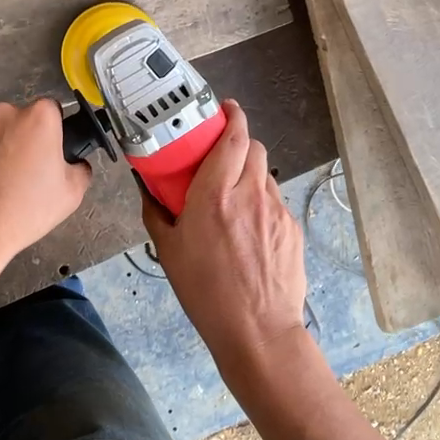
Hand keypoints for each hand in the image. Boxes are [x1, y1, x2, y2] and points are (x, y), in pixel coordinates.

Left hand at [0, 98, 92, 263]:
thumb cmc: (21, 212)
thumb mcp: (71, 195)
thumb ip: (80, 169)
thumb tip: (76, 164)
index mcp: (38, 118)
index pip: (51, 111)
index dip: (51, 133)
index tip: (46, 154)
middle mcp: (2, 113)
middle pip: (17, 121)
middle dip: (20, 141)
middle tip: (20, 175)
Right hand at [141, 99, 307, 371]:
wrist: (258, 331)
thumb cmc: (206, 291)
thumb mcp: (168, 250)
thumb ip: (156, 212)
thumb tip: (147, 188)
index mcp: (215, 193)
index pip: (233, 136)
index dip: (231, 115)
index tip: (224, 108)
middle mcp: (250, 193)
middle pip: (253, 147)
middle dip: (239, 143)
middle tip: (221, 157)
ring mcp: (276, 210)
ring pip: (265, 174)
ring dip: (249, 175)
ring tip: (234, 200)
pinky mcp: (292, 228)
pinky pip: (275, 202)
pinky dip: (261, 203)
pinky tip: (249, 231)